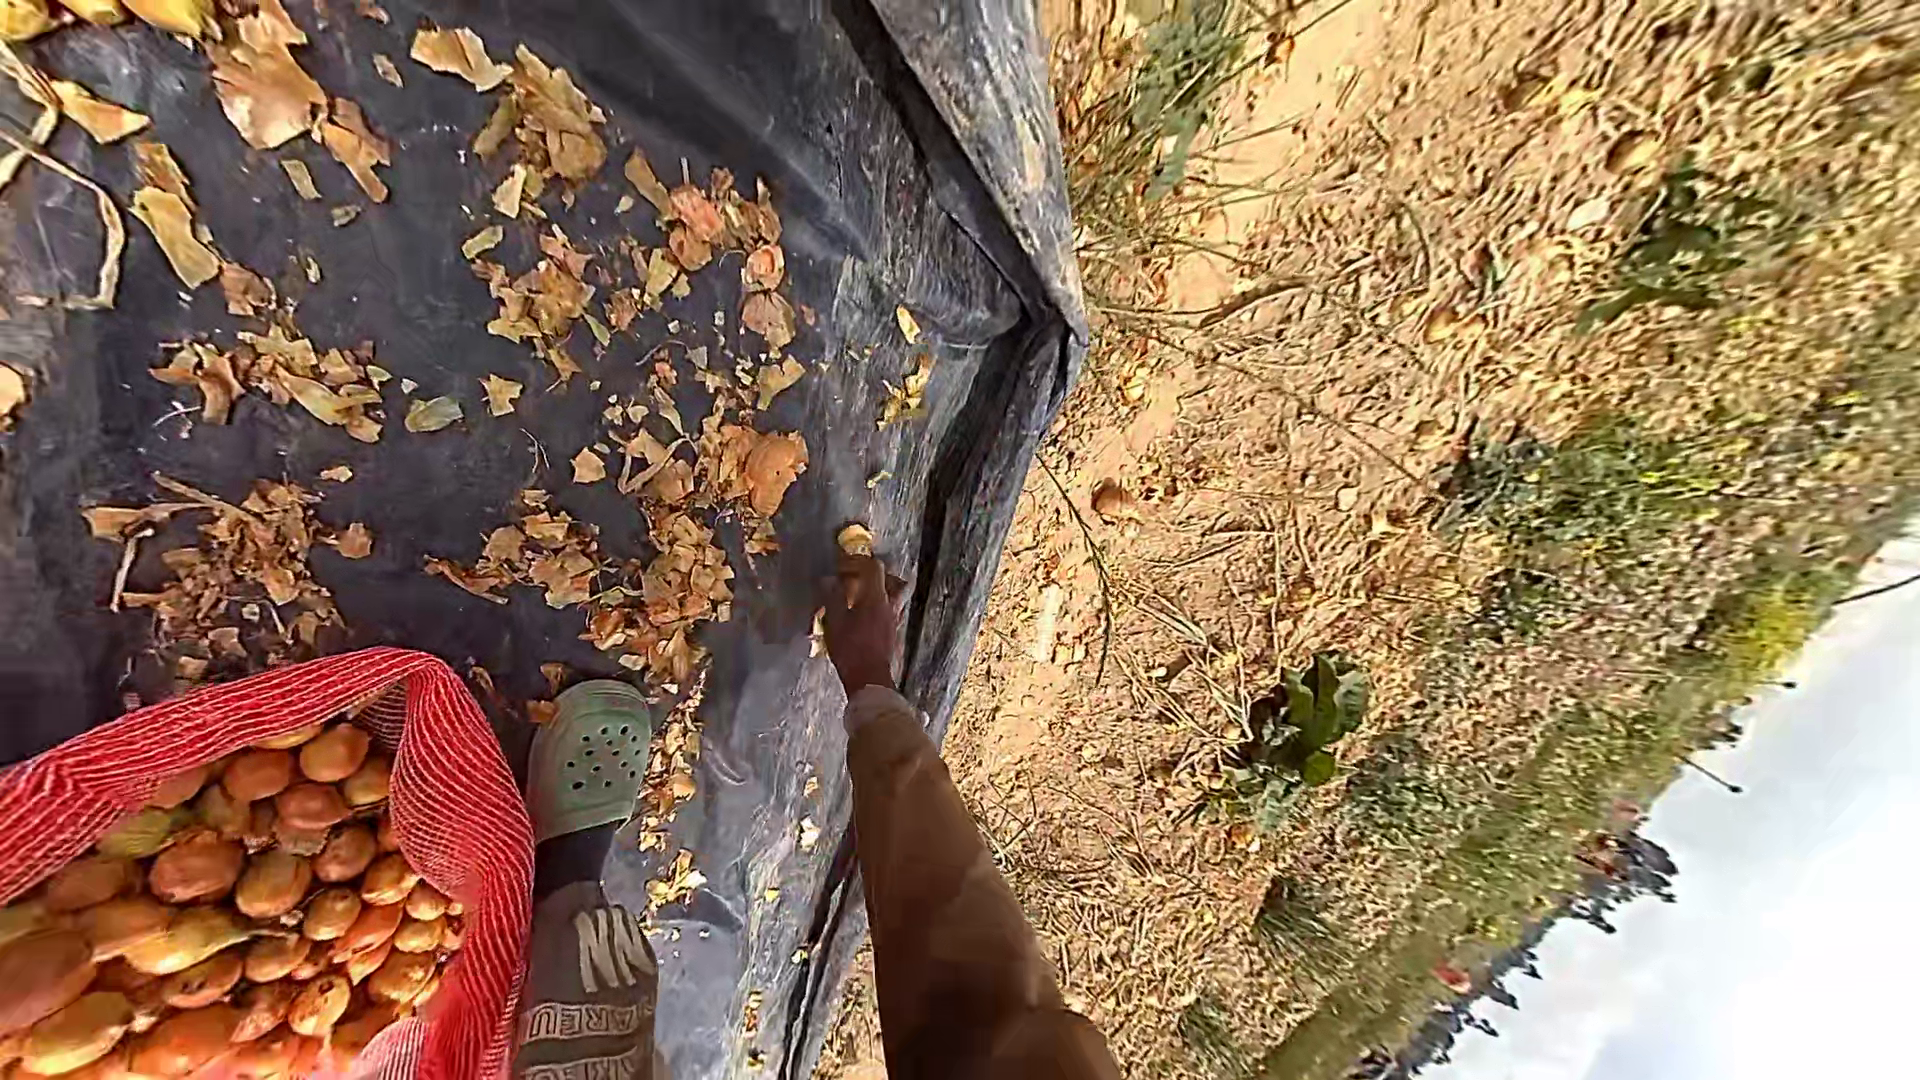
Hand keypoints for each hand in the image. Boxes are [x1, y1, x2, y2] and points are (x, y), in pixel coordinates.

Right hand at [823, 554, 907, 694]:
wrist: (869, 678)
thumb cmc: (850, 649)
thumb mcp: (834, 621)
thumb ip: (832, 597)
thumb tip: (828, 580)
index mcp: (876, 597)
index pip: (874, 567)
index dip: (857, 562)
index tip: (841, 567)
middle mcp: (890, 604)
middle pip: (889, 577)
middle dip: (871, 572)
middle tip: (854, 576)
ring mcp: (894, 618)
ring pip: (895, 593)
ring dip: (880, 588)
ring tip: (862, 593)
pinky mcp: (893, 630)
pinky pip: (892, 608)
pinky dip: (881, 604)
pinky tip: (865, 613)